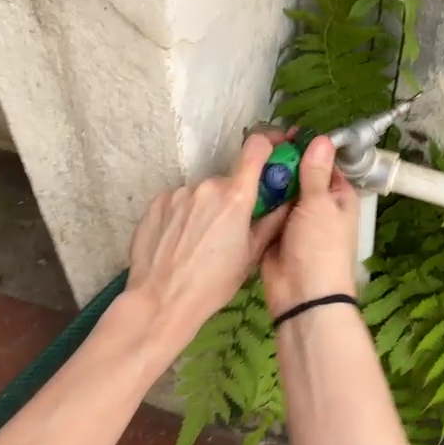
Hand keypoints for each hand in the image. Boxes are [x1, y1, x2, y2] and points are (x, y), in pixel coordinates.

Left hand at [125, 133, 289, 351]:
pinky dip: (182, 215)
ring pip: (201, 193)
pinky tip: (179, 240)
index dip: (268, 143)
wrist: (161, 301)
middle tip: (227, 228)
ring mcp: (178, 193)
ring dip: (205, 208)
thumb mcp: (251, 256)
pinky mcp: (156, 202)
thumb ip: (271, 222)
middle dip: (231, 198)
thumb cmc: (213, 284)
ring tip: (198, 241)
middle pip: (227, 180)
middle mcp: (206, 186)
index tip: (274, 148)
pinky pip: (178, 201)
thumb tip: (288, 200)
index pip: (256, 148)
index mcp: (235, 197)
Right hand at [261, 136, 360, 317]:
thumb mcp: (320, 205)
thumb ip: (315, 172)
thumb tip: (321, 138)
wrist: (302, 297)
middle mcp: (318, 205)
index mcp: (338, 196)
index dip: (306, 146)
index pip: (324, 162)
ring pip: (279, 190)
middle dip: (281, 160)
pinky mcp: (273, 231)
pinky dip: (255, 197)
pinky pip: (264, 208)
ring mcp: (294, 219)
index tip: (285, 130)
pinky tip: (239, 180)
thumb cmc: (320, 248)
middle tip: (258, 140)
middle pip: (298, 174)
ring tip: (246, 156)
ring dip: (266, 177)